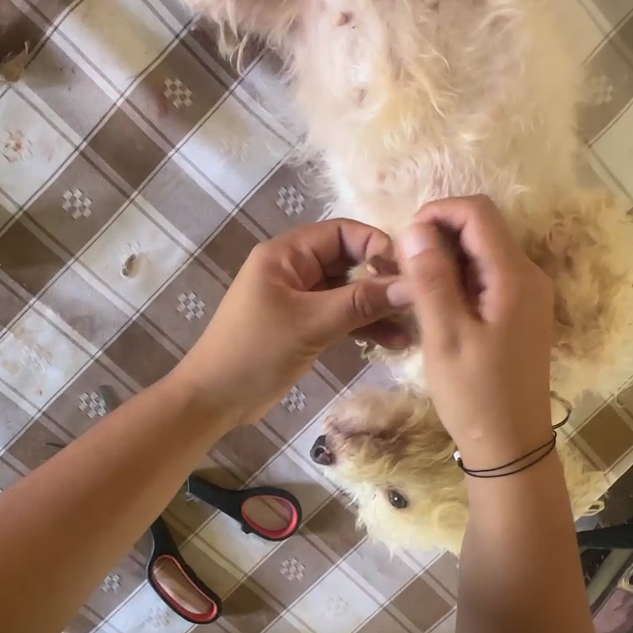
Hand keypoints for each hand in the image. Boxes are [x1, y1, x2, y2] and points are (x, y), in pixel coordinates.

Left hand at [171, 219, 405, 425]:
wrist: (215, 399)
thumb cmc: (255, 352)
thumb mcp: (311, 324)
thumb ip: (361, 303)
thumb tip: (412, 285)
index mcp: (286, 254)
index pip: (343, 233)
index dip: (377, 247)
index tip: (407, 273)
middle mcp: (293, 270)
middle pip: (349, 262)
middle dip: (382, 281)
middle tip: (417, 303)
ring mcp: (298, 300)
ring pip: (348, 293)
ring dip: (377, 309)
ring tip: (411, 329)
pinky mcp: (303, 326)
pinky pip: (340, 317)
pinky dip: (363, 327)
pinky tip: (392, 342)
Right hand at [386, 196, 555, 467]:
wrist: (511, 445)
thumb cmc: (475, 395)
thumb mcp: (444, 337)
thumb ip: (430, 280)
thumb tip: (415, 229)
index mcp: (514, 277)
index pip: (477, 212)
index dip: (437, 213)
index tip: (403, 242)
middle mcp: (529, 277)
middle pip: (483, 228)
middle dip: (439, 235)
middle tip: (401, 268)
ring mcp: (528, 295)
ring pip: (484, 253)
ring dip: (447, 258)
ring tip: (412, 288)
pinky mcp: (521, 313)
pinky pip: (489, 277)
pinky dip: (459, 279)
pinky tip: (436, 305)